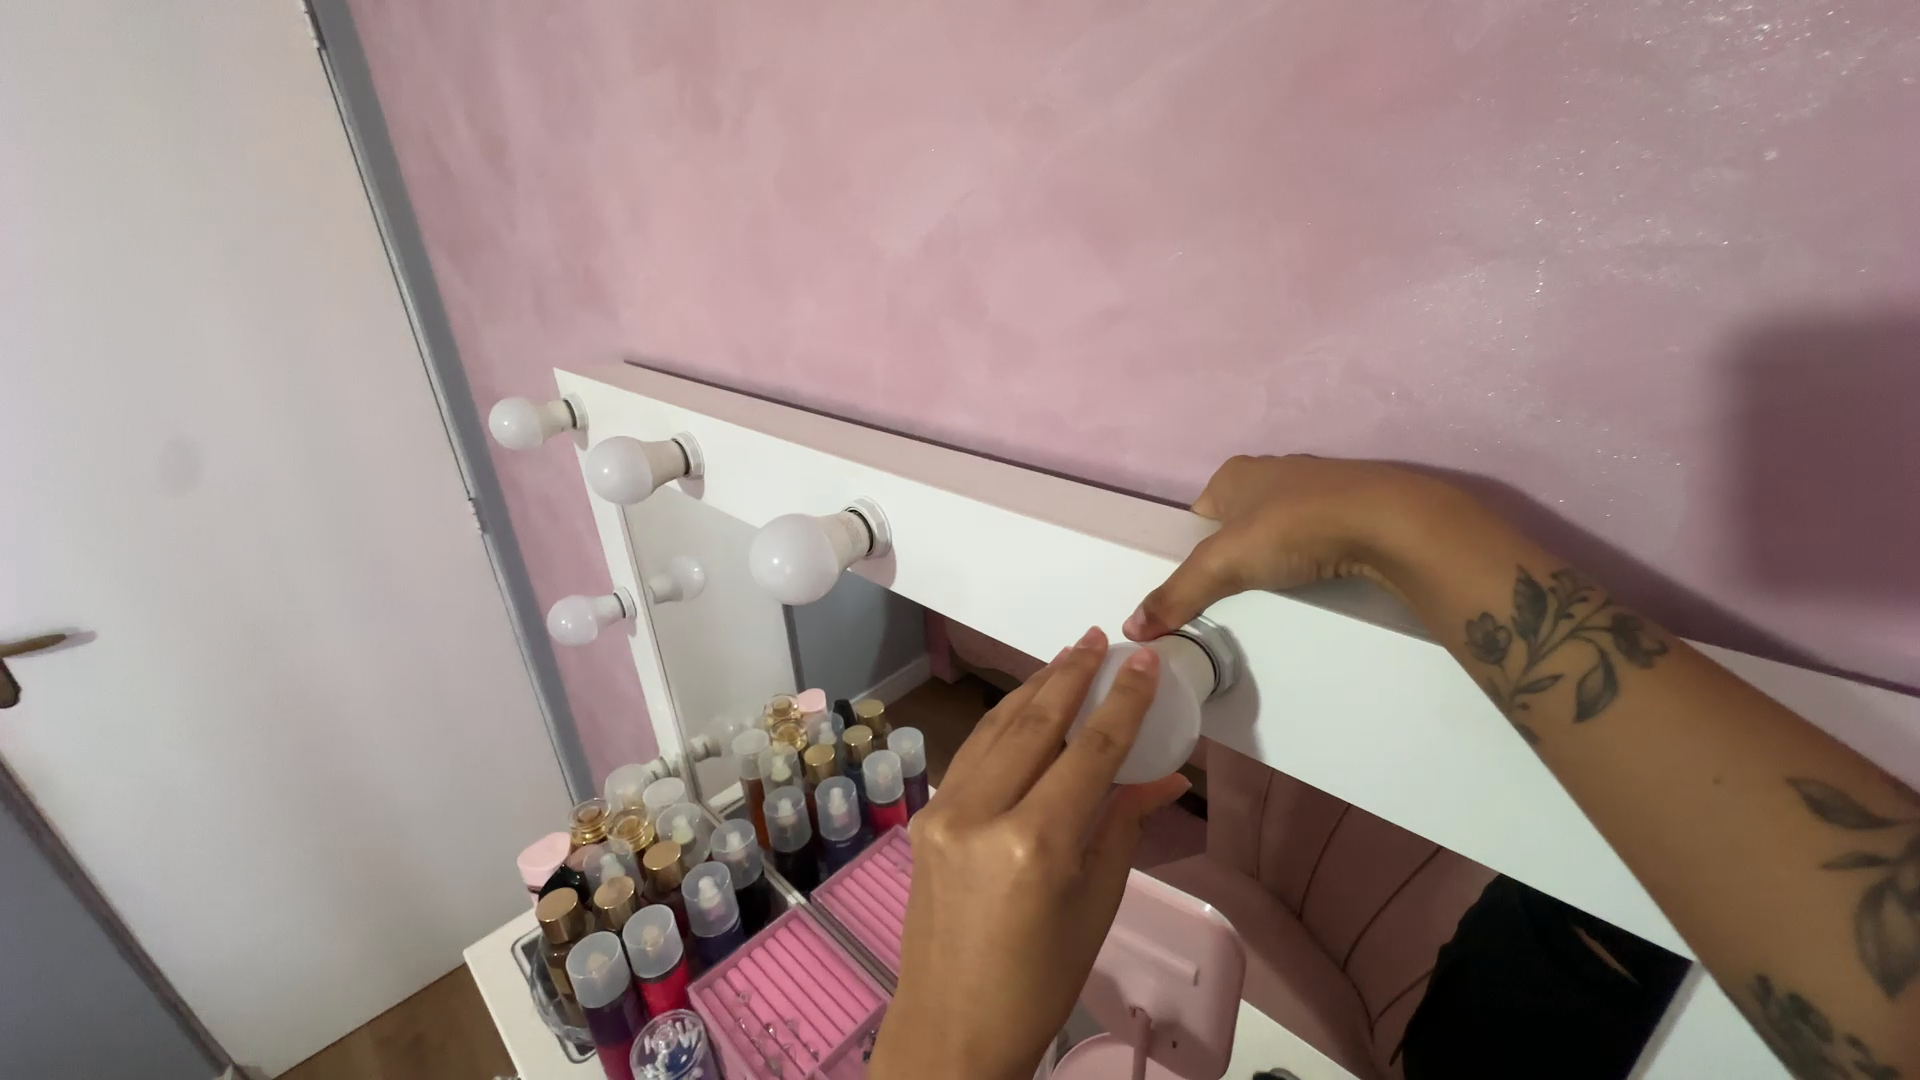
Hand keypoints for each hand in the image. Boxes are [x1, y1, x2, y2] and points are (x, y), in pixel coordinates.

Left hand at [868, 628, 1191, 1079]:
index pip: (1089, 752)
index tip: (1144, 662)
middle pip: (1036, 724)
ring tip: (1066, 658)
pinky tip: (1025, 706)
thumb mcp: (1096, 904)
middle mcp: (982, 814)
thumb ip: (1123, 824)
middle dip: (1071, 675)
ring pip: (997, 729)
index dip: (1123, 702)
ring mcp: (944, 811)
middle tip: (1097, 638)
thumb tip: (1165, 775)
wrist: (951, 1026)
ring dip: (1034, 689)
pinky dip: (1004, 723)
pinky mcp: (926, 816)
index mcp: (1035, 845)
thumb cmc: (1039, 981)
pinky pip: (973, 754)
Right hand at [1122, 454, 1468, 640]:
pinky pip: (1318, 529)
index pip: (1199, 514)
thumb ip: (1176, 596)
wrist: (1389, 522)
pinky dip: (1314, 549)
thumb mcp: (1221, 565)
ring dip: (1279, 549)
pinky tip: (1319, 569)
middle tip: (1242, 586)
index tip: (1207, 580)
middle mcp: (1273, 469)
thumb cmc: (1292, 529)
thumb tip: (1132, 630)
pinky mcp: (1355, 502)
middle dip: (1239, 548)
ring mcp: (1318, 483)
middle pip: (1239, 519)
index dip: (1197, 547)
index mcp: (1234, 473)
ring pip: (1281, 523)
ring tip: (1283, 581)